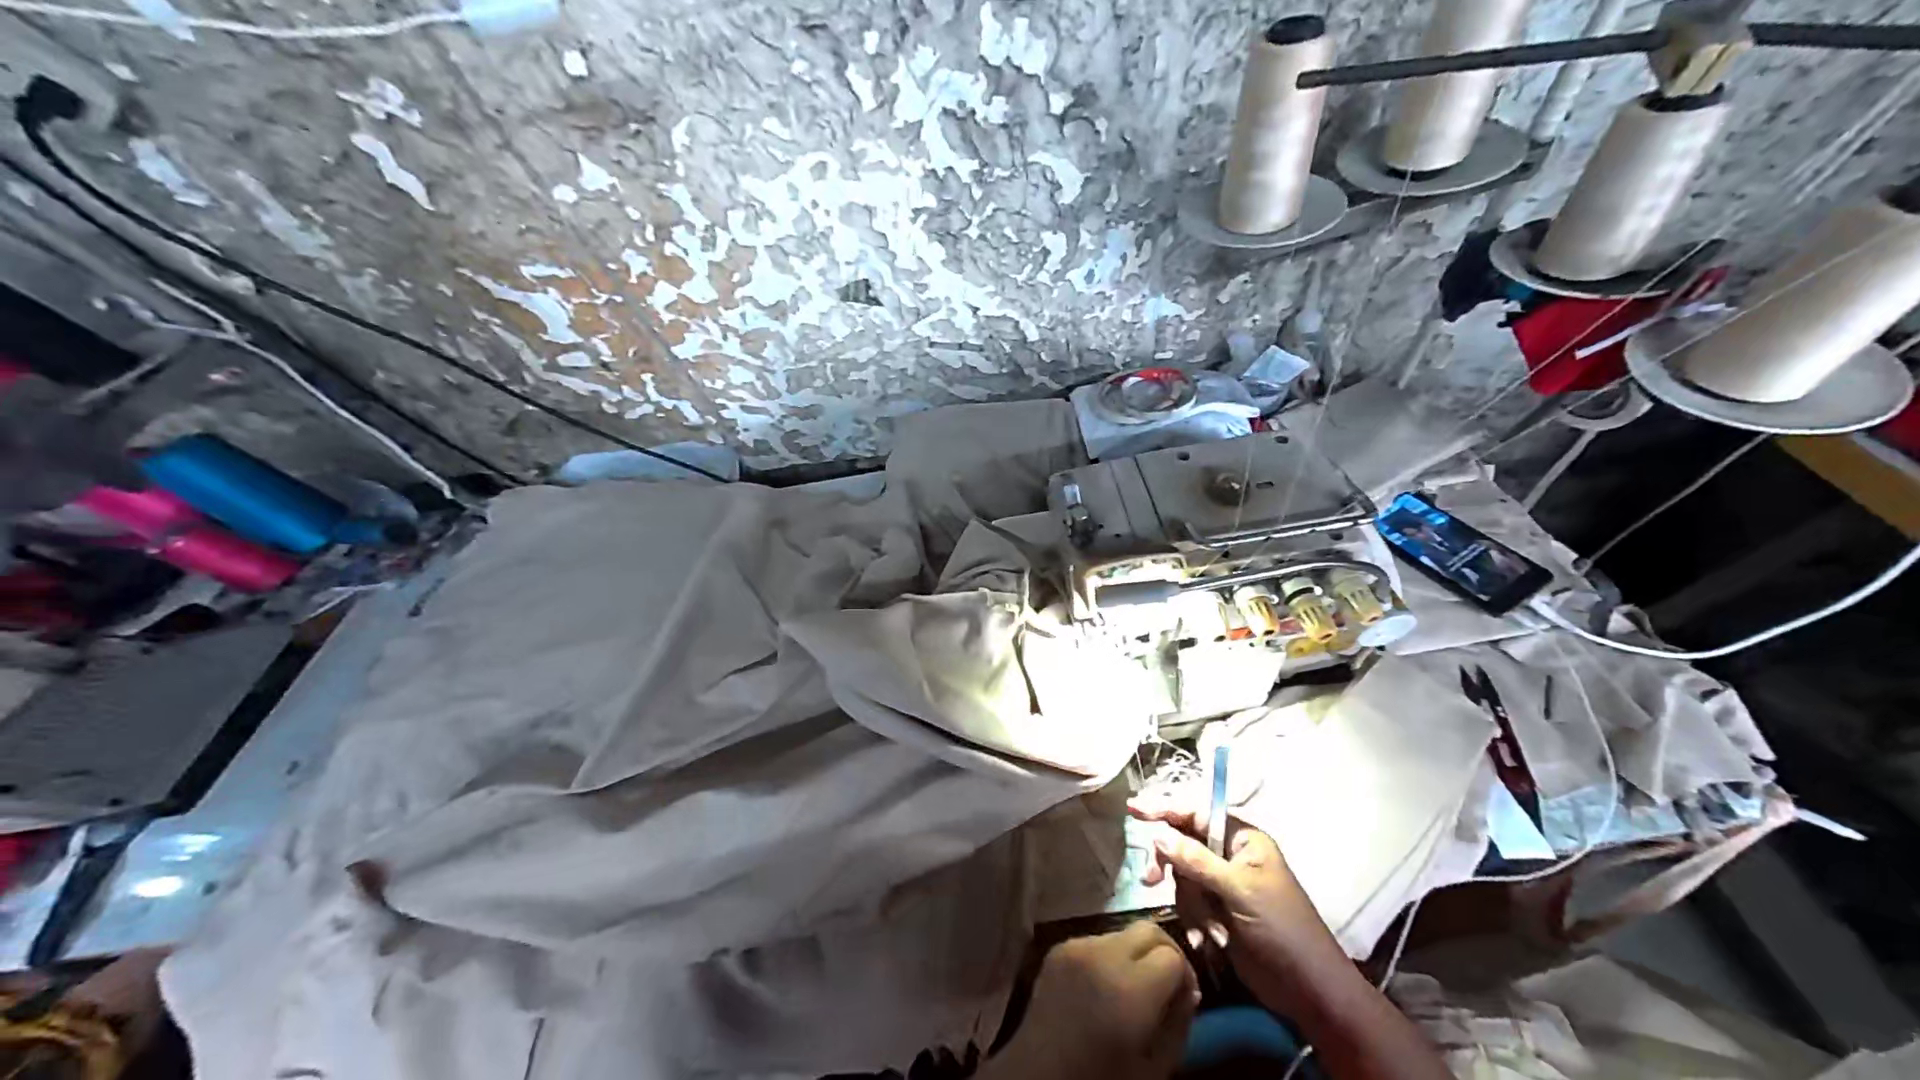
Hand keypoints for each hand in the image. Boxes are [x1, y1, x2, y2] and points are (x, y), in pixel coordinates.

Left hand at [982, 922, 1198, 1079]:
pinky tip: (1104, 987)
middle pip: (1149, 929)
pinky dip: (1109, 957)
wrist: (1036, 1077)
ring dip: (1136, 955)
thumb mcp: (1154, 1069)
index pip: (1173, 957)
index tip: (1184, 1000)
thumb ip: (1178, 1024)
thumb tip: (1188, 991)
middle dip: (1165, 953)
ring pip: (1123, 932)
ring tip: (1133, 989)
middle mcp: (1102, 956)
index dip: (1186, 976)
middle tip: (1166, 985)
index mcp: (1129, 990)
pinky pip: (1096, 940)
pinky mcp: (1058, 947)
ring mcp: (1076, 947)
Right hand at [1129, 797, 1348, 1018]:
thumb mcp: (1239, 891)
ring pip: (1183, 878)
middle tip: (1151, 878)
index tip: (1133, 810)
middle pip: (1183, 846)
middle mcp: (1231, 856)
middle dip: (1172, 868)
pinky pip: (1189, 903)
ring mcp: (1223, 885)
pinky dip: (1194, 921)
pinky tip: (1206, 941)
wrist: (1308, 989)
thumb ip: (1197, 861)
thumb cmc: (1282, 929)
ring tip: (1208, 930)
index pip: (1196, 814)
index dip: (1164, 809)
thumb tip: (1159, 835)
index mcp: (1243, 839)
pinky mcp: (1218, 911)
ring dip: (1191, 905)